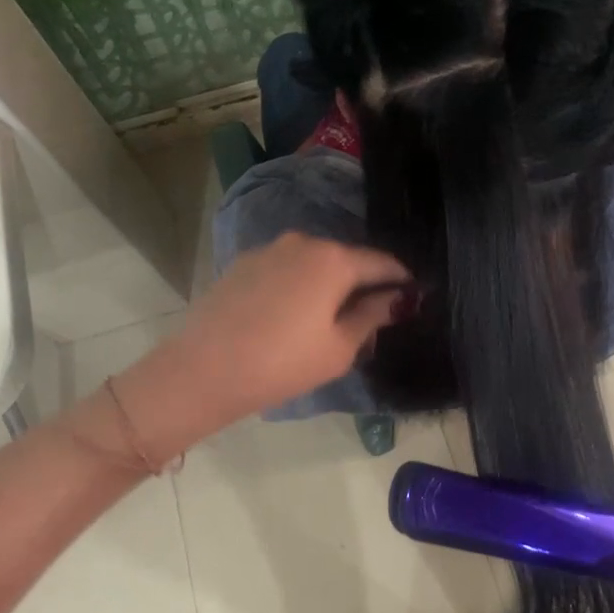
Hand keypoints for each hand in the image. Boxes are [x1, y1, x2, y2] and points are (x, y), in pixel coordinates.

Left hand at [99, 233, 410, 464]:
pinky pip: (286, 269)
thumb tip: (398, 298)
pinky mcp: (243, 263)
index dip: (402, 281)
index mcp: (334, 259)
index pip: (383, 263)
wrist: (201, 370)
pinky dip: (299, 286)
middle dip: (364, 283)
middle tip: (373, 318)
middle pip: (348, 259)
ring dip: (329, 284)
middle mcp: (304, 242)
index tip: (412, 300)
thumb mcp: (339, 349)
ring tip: (330, 321)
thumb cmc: (282, 364)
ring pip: (315, 263)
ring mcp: (269, 249)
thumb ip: (373, 316)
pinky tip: (293, 316)